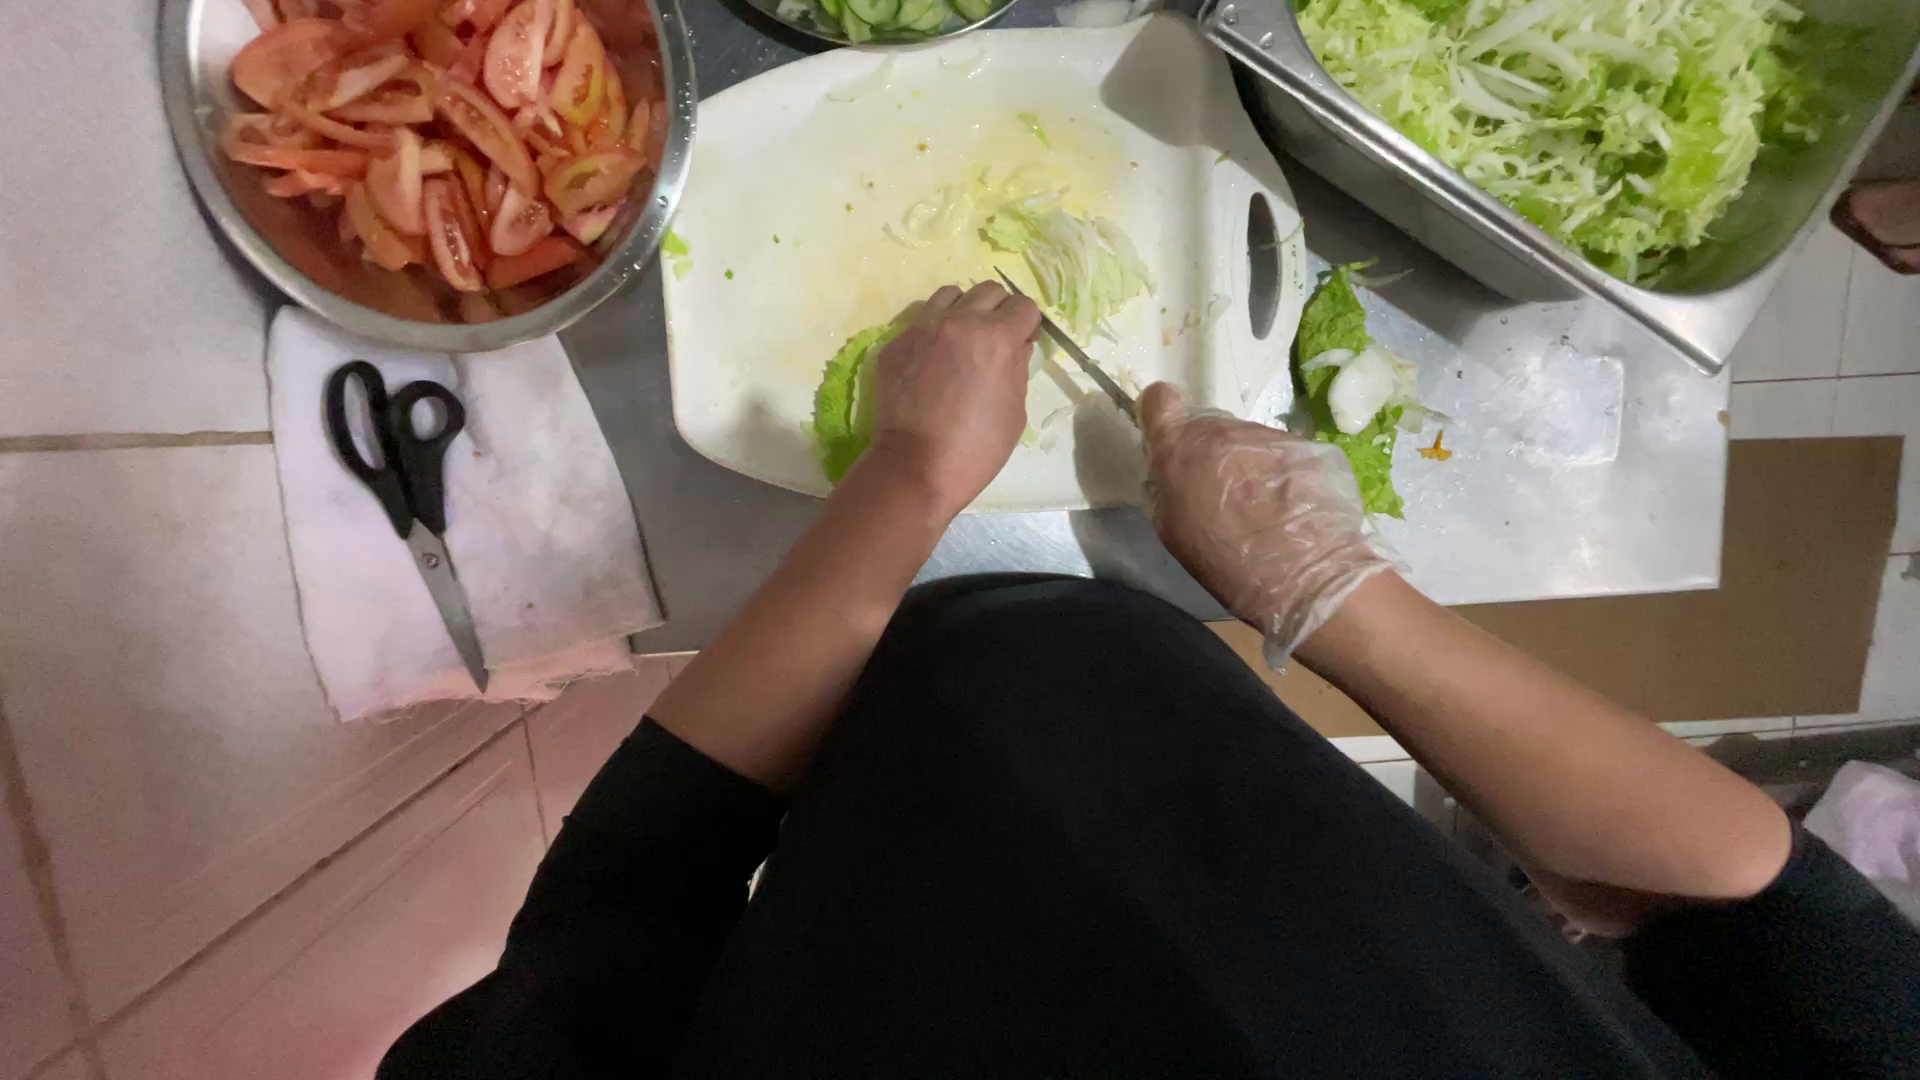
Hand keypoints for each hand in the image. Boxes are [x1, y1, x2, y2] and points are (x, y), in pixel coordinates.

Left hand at [863, 282, 1041, 516]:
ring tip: (961, 340)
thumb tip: (1017, 346)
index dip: (1027, 324)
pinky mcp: (896, 343)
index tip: (1022, 341)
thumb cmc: (976, 447)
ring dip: (963, 311)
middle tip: (994, 340)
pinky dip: (934, 332)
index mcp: (997, 338)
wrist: (916, 466)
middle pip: (988, 291)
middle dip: (998, 311)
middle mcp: (960, 322)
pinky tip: (933, 361)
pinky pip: (921, 321)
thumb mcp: (1015, 411)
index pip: (1023, 306)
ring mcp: (923, 329)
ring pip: (951, 296)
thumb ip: (1018, 368)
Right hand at [1140, 383, 1390, 659]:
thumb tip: (1170, 473)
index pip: (1159, 400)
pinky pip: (1280, 453)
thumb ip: (1165, 487)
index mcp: (1178, 447)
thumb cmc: (1221, 558)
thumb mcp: (1170, 529)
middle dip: (1207, 452)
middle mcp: (1221, 429)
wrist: (1301, 572)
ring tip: (1260, 507)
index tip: (1168, 438)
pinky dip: (1279, 474)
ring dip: (1245, 464)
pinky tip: (1288, 508)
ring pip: (1245, 441)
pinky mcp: (1304, 445)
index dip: (1161, 415)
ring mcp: (1265, 433)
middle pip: (1207, 426)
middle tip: (1219, 494)